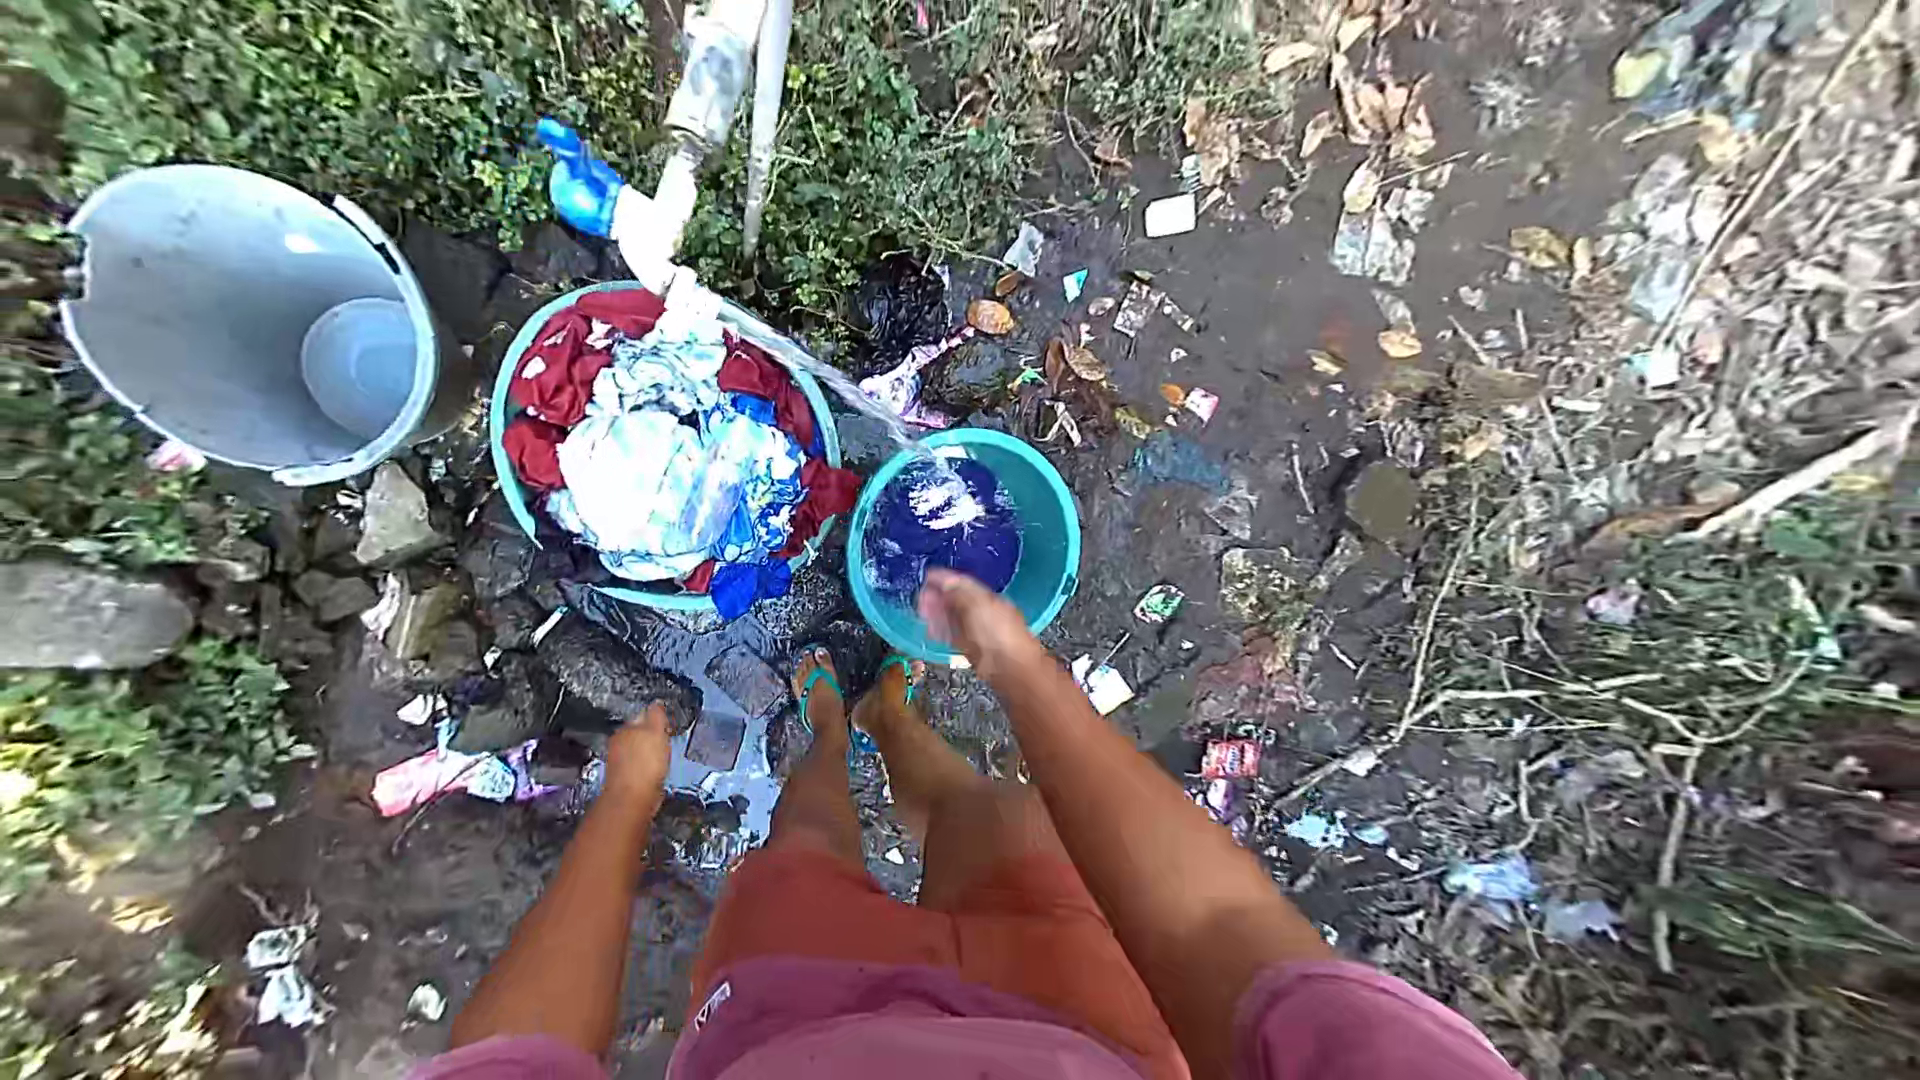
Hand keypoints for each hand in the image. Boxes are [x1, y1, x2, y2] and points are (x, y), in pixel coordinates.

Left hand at [604, 703, 670, 807]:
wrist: (634, 799)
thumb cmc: (646, 763)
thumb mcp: (656, 732)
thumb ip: (656, 715)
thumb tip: (656, 703)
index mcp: (625, 730)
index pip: (643, 716)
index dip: (658, 718)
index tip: (670, 724)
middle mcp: (619, 744)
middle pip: (640, 733)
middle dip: (654, 735)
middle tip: (669, 738)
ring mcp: (620, 762)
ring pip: (640, 749)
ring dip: (652, 750)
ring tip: (665, 755)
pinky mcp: (626, 778)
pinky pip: (641, 764)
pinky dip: (649, 765)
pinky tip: (657, 769)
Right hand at [916, 568, 1042, 679]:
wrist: (1009, 667)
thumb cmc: (1001, 634)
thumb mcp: (977, 605)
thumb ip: (959, 592)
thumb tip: (946, 582)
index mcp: (988, 598)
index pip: (963, 583)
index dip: (945, 579)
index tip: (929, 576)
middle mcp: (983, 613)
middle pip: (956, 601)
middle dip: (938, 597)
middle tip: (921, 595)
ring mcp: (976, 631)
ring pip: (952, 618)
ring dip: (936, 613)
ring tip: (921, 611)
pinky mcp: (971, 648)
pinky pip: (952, 636)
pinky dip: (940, 631)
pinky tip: (930, 628)